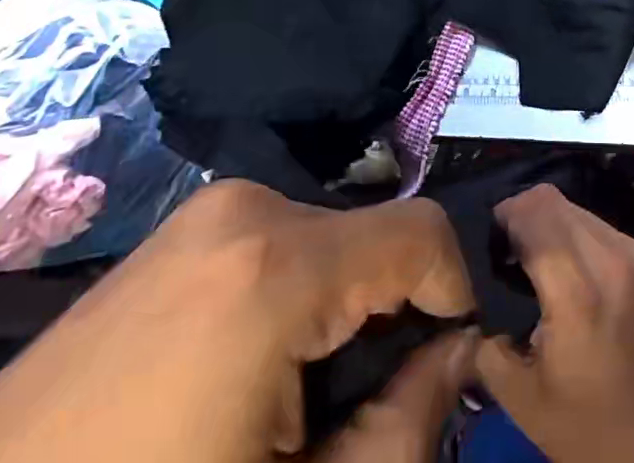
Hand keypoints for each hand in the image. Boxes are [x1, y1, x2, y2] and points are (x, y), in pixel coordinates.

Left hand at [0, 180, 475, 462]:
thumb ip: (406, 426)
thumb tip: (458, 353)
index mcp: (278, 263)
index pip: (423, 233)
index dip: (452, 296)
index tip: (437, 371)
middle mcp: (247, 208)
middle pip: (374, 239)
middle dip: (390, 315)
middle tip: (353, 410)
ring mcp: (203, 213)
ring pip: (329, 243)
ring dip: (343, 310)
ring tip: (296, 402)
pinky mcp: (176, 233)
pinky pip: (277, 246)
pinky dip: (296, 298)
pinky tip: (248, 376)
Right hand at [474, 184, 633, 462]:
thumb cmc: (589, 427)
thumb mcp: (518, 395)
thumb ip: (484, 335)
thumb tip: (469, 290)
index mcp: (580, 292)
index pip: (534, 211)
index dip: (505, 217)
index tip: (492, 244)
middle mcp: (617, 258)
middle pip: (555, 202)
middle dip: (526, 220)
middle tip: (514, 258)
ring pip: (581, 211)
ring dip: (556, 230)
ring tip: (547, 270)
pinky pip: (606, 229)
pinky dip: (585, 243)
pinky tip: (582, 278)